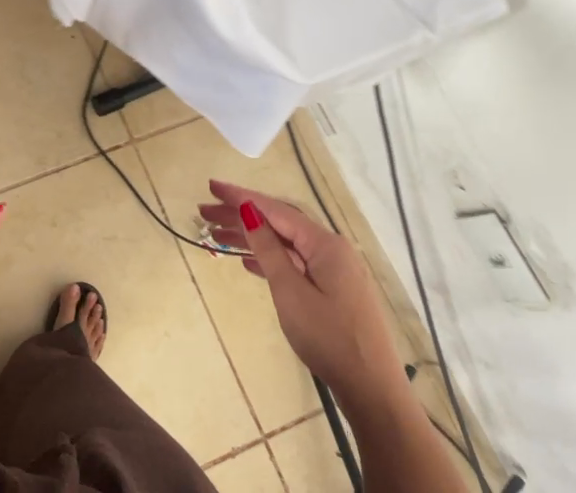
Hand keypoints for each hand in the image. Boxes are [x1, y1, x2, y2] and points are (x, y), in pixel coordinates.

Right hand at [200, 180, 409, 415]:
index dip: (241, 197)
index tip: (211, 186)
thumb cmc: (328, 338)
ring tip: (215, 235)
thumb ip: (268, 250)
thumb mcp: (290, 292)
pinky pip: (294, 262)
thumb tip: (249, 211)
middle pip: (280, 223)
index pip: (276, 210)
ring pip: (285, 244)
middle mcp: (332, 249)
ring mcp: (334, 270)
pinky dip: (269, 259)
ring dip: (251, 238)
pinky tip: (247, 262)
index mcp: (325, 244)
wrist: (372, 389)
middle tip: (204, 211)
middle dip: (241, 215)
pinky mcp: (333, 290)